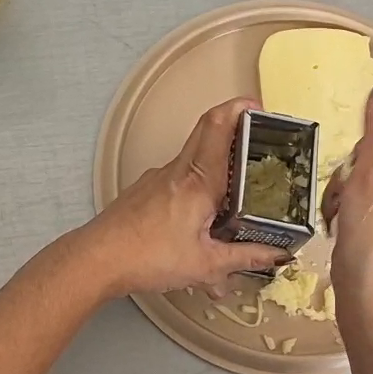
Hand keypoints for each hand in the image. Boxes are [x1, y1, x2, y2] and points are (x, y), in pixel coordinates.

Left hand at [78, 98, 287, 297]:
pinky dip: (196, 184)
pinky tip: (202, 215)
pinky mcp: (146, 189)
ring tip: (237, 191)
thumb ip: (244, 257)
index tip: (259, 109)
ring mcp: (158, 177)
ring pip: (193, 155)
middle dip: (234, 126)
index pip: (219, 126)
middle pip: (207, 130)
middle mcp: (178, 170)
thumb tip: (275, 254)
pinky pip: (178, 176)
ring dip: (216, 161)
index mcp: (198, 181)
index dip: (240, 109)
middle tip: (257, 138)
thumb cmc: (146, 258)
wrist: (96, 259)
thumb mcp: (206, 265)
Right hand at [323, 83, 372, 316]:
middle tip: (348, 201)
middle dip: (351, 175)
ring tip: (343, 217)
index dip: (366, 152)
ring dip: (343, 193)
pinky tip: (343, 226)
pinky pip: (359, 197)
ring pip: (361, 175)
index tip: (359, 178)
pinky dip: (345, 208)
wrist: (369, 300)